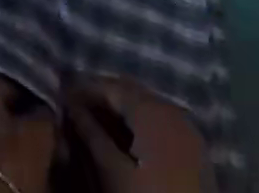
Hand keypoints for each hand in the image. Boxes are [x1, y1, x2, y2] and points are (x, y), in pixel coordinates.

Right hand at [64, 77, 213, 192]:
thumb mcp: (112, 171)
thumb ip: (91, 135)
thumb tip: (71, 107)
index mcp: (151, 109)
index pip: (112, 86)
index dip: (86, 88)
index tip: (64, 94)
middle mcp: (171, 108)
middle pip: (130, 91)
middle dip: (103, 97)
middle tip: (76, 106)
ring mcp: (187, 128)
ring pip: (146, 105)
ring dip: (121, 110)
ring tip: (95, 121)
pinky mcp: (194, 148)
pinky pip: (161, 121)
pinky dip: (140, 123)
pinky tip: (125, 137)